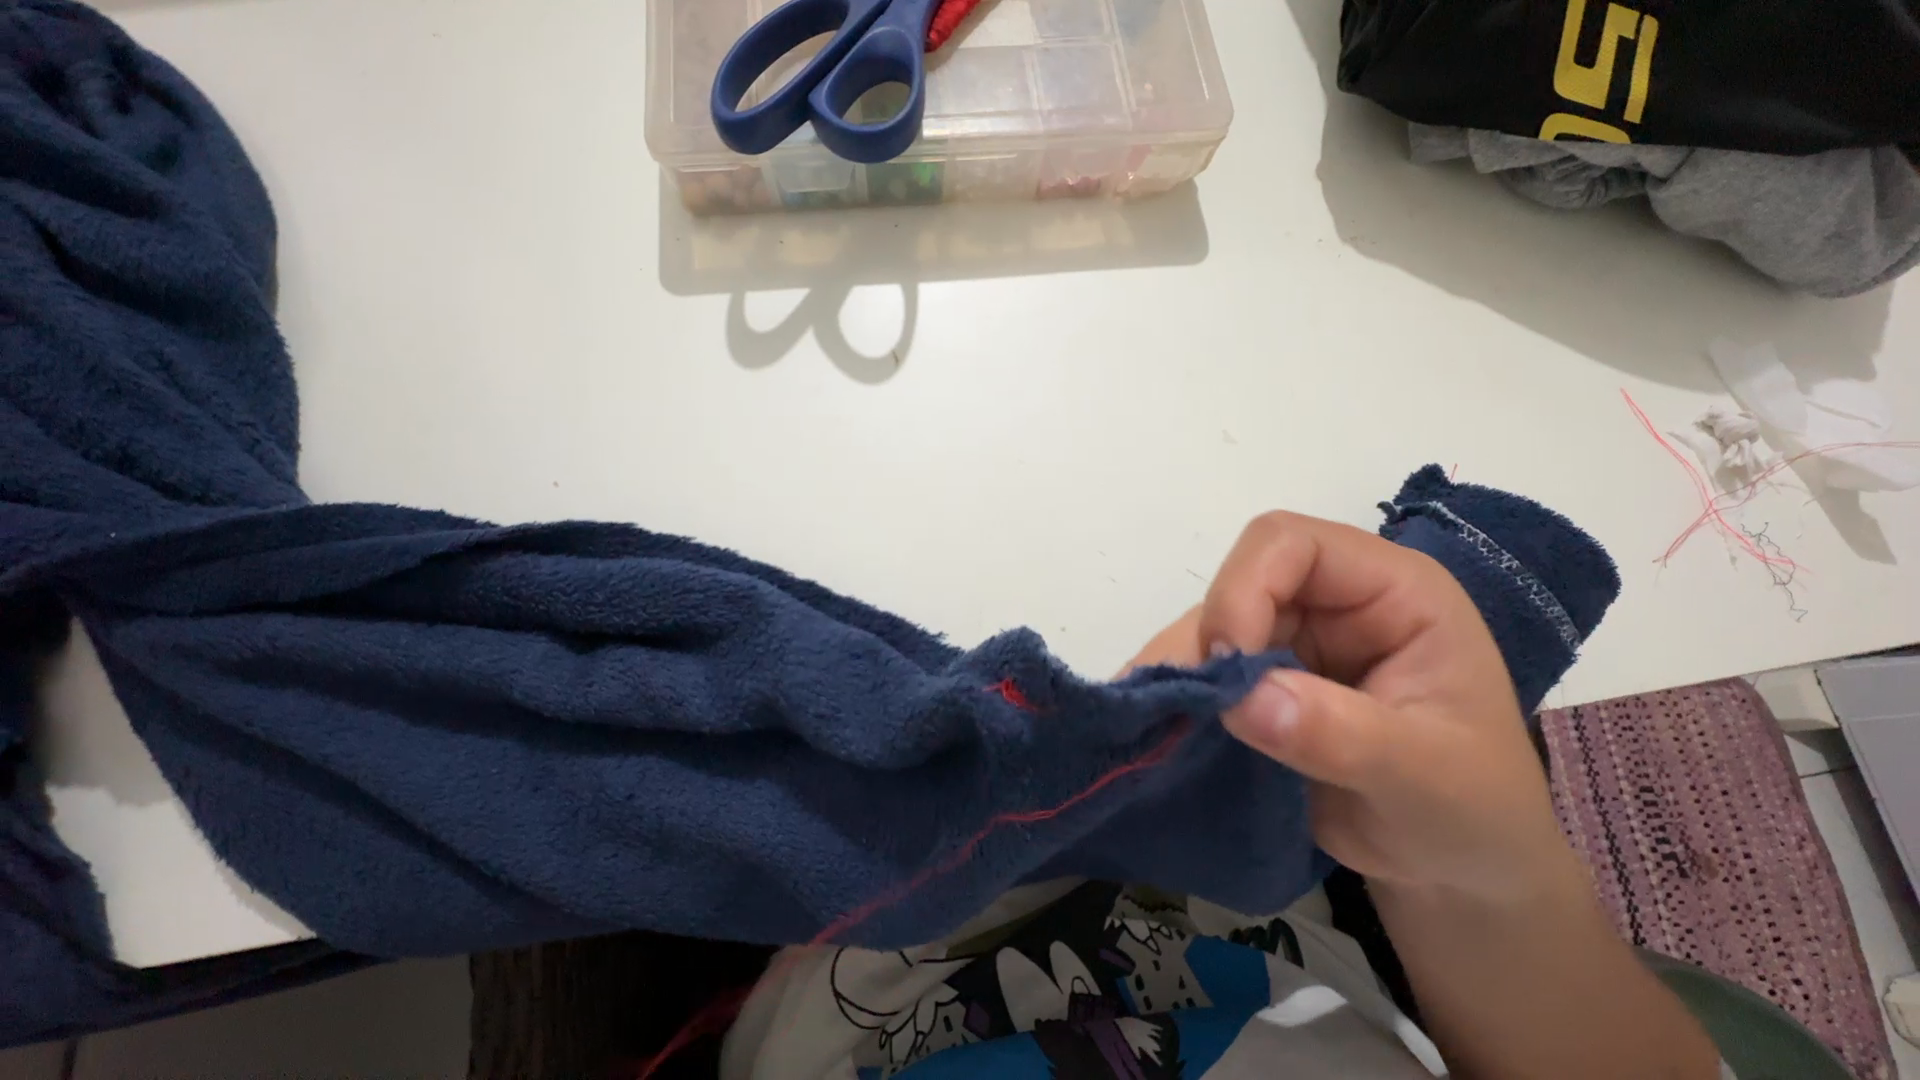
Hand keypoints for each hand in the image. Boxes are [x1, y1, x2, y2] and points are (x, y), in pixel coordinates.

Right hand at [1127, 512, 1578, 904]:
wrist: (1463, 870)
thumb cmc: (1476, 811)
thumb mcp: (1428, 777)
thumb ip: (1341, 734)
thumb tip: (1243, 699)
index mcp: (1390, 591)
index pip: (1290, 545)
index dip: (1243, 588)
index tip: (1226, 667)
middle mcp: (1332, 604)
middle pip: (1236, 586)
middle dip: (1206, 647)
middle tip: (1184, 716)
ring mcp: (1293, 644)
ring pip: (1207, 632)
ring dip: (1180, 678)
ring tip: (1160, 734)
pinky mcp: (1261, 686)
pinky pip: (1201, 677)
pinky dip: (1177, 705)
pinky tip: (1164, 738)